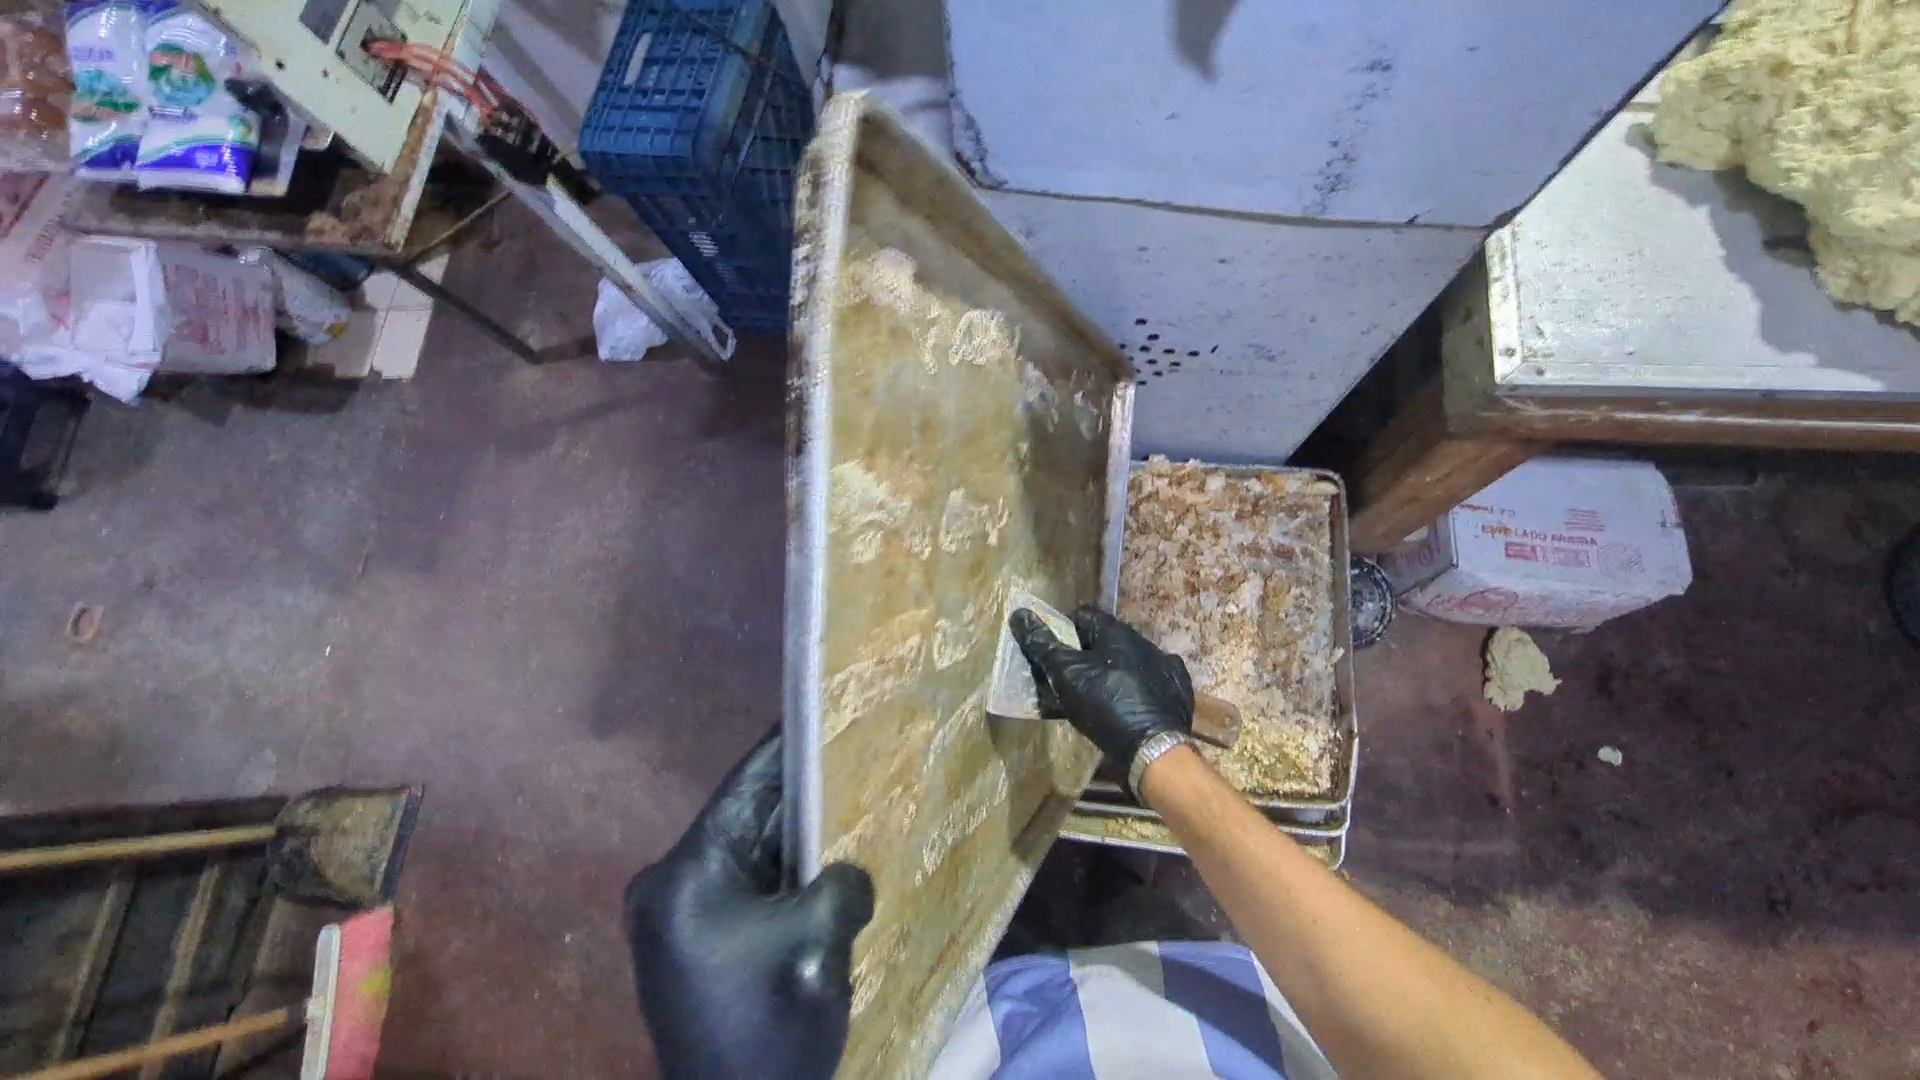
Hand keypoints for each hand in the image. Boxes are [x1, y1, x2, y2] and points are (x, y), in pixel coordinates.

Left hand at [625, 734, 874, 1079]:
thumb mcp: (820, 938)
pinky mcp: (692, 947)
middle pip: (747, 818)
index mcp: (686, 874)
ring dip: (794, 842)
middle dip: (800, 798)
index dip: (789, 748)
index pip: (746, 786)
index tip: (826, 712)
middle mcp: (670, 886)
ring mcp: (676, 919)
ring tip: (846, 805)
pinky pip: (745, 889)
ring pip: (749, 855)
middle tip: (851, 758)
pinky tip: (822, 869)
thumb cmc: (771, 1023)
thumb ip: (841, 882)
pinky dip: (782, 877)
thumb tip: (843, 874)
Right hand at [1010, 605, 1194, 778]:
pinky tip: (1129, 702)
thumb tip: (1020, 613)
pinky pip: (1150, 679)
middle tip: (1070, 679)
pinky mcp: (1175, 688)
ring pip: (1128, 659)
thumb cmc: (1104, 705)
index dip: (1063, 631)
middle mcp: (1142, 640)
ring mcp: (1163, 664)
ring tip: (1096, 695)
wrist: (1153, 747)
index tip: (1052, 655)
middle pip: (1105, 639)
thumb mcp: (1066, 675)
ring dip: (1112, 669)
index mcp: (1115, 631)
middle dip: (1086, 654)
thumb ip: (1043, 644)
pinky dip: (1137, 686)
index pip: (1082, 615)